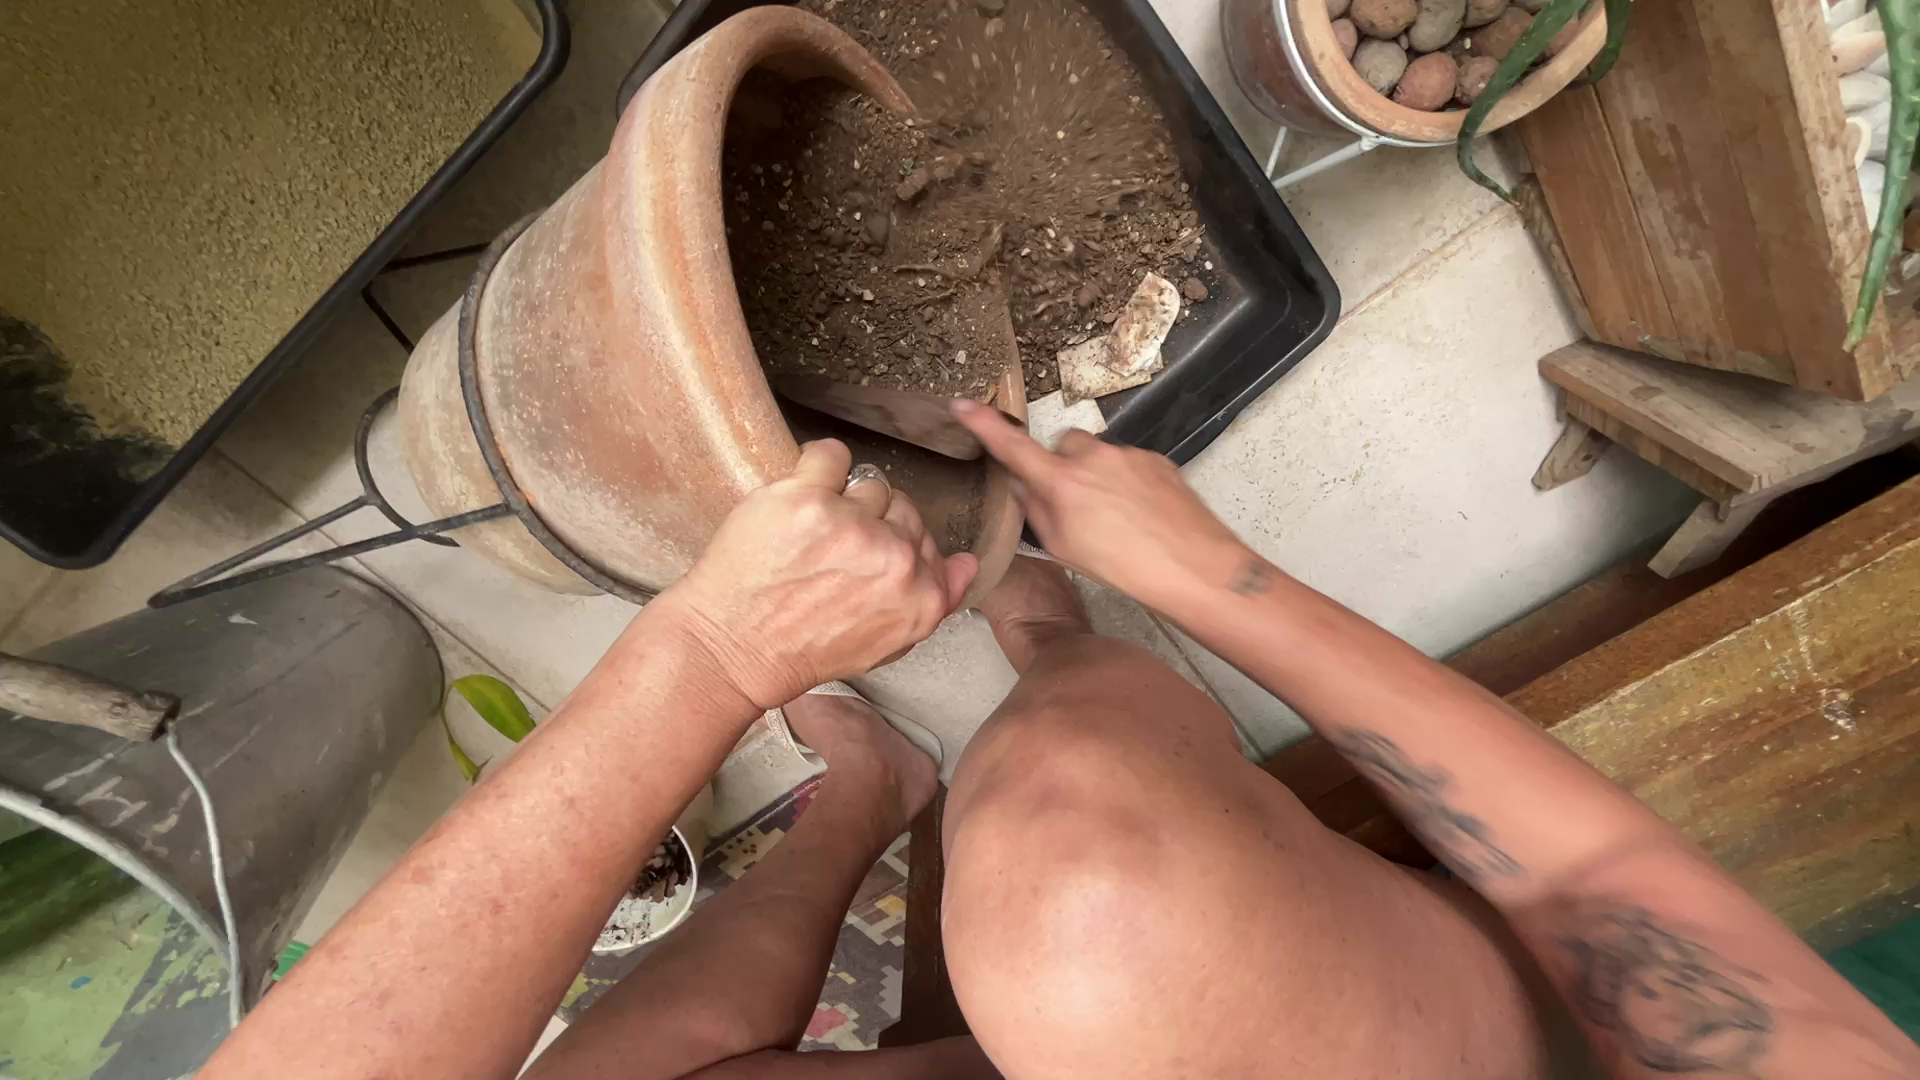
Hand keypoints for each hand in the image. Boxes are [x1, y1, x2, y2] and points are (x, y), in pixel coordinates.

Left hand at [661, 439, 978, 709]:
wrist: (734, 649)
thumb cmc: (805, 650)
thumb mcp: (886, 642)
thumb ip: (935, 600)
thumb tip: (968, 563)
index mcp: (922, 596)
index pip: (927, 538)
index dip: (893, 544)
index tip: (863, 559)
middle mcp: (896, 559)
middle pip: (901, 508)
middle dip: (870, 523)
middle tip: (832, 553)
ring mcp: (852, 524)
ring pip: (867, 485)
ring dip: (841, 501)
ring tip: (809, 534)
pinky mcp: (807, 497)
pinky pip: (830, 454)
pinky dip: (818, 465)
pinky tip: (800, 494)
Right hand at [952, 399, 1253, 608]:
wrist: (1193, 566)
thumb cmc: (1122, 567)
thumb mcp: (1064, 548)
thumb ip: (1036, 511)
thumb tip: (1023, 486)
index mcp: (1062, 482)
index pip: (1013, 447)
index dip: (984, 425)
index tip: (962, 404)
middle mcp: (1092, 457)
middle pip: (1062, 446)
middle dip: (1062, 466)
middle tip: (1074, 504)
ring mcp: (1127, 454)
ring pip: (1097, 454)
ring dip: (1095, 474)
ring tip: (1114, 515)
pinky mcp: (1155, 458)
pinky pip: (1127, 461)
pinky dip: (1125, 480)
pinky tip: (1138, 512)